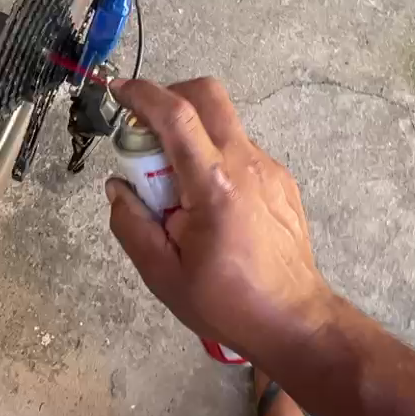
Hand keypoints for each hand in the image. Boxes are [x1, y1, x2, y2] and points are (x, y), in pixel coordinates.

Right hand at [105, 78, 337, 359]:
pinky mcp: (280, 179)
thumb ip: (131, 223)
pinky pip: (238, 147)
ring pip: (223, 121)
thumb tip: (117, 187)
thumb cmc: (228, 302)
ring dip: (191, 131)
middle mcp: (245, 163)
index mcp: (213, 185)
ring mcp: (268, 168)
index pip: (176, 116)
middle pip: (207, 94)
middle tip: (147, 129)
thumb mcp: (162, 273)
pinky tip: (207, 200)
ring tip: (176, 183)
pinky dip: (213, 155)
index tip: (119, 92)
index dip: (142, 95)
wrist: (297, 323)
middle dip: (170, 95)